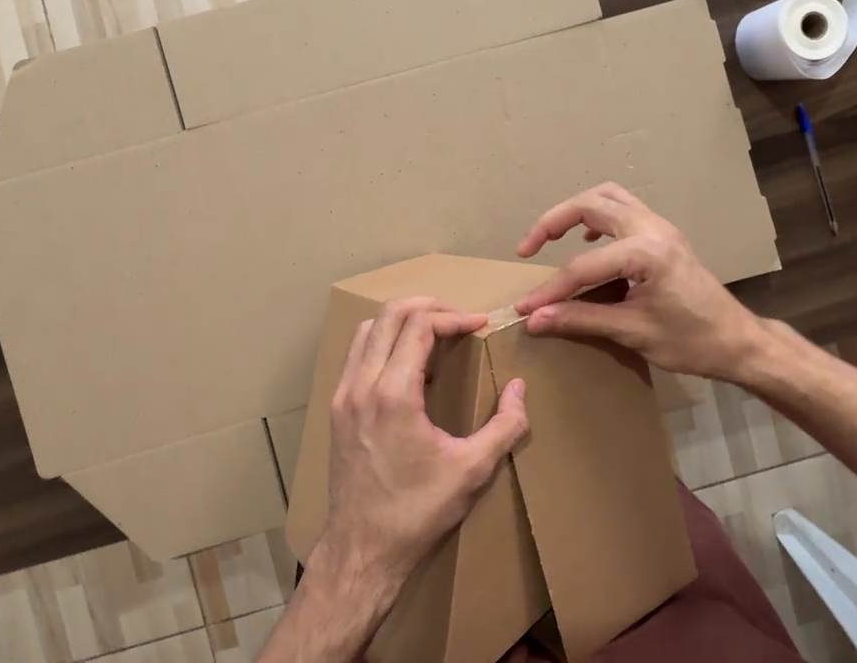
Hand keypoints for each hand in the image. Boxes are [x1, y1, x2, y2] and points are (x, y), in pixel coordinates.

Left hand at [319, 297, 529, 582]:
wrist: (363, 549)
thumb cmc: (417, 512)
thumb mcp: (472, 471)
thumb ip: (505, 426)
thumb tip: (519, 388)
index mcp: (393, 393)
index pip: (419, 325)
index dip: (454, 316)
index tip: (480, 325)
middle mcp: (362, 384)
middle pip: (389, 314)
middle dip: (428, 307)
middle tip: (459, 319)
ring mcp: (344, 395)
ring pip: (367, 329)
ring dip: (402, 321)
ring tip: (435, 334)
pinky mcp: (338, 409)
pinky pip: (358, 354)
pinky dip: (384, 343)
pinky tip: (410, 367)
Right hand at [514, 183, 768, 380]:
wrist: (738, 342)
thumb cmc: (691, 341)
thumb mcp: (632, 332)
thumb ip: (581, 319)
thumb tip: (535, 320)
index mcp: (647, 252)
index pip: (583, 266)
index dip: (550, 289)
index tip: (525, 308)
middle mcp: (652, 228)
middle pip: (591, 204)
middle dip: (553, 222)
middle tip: (527, 248)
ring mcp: (661, 227)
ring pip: (608, 196)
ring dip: (576, 210)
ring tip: (551, 235)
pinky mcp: (664, 234)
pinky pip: (624, 208)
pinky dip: (598, 215)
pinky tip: (588, 242)